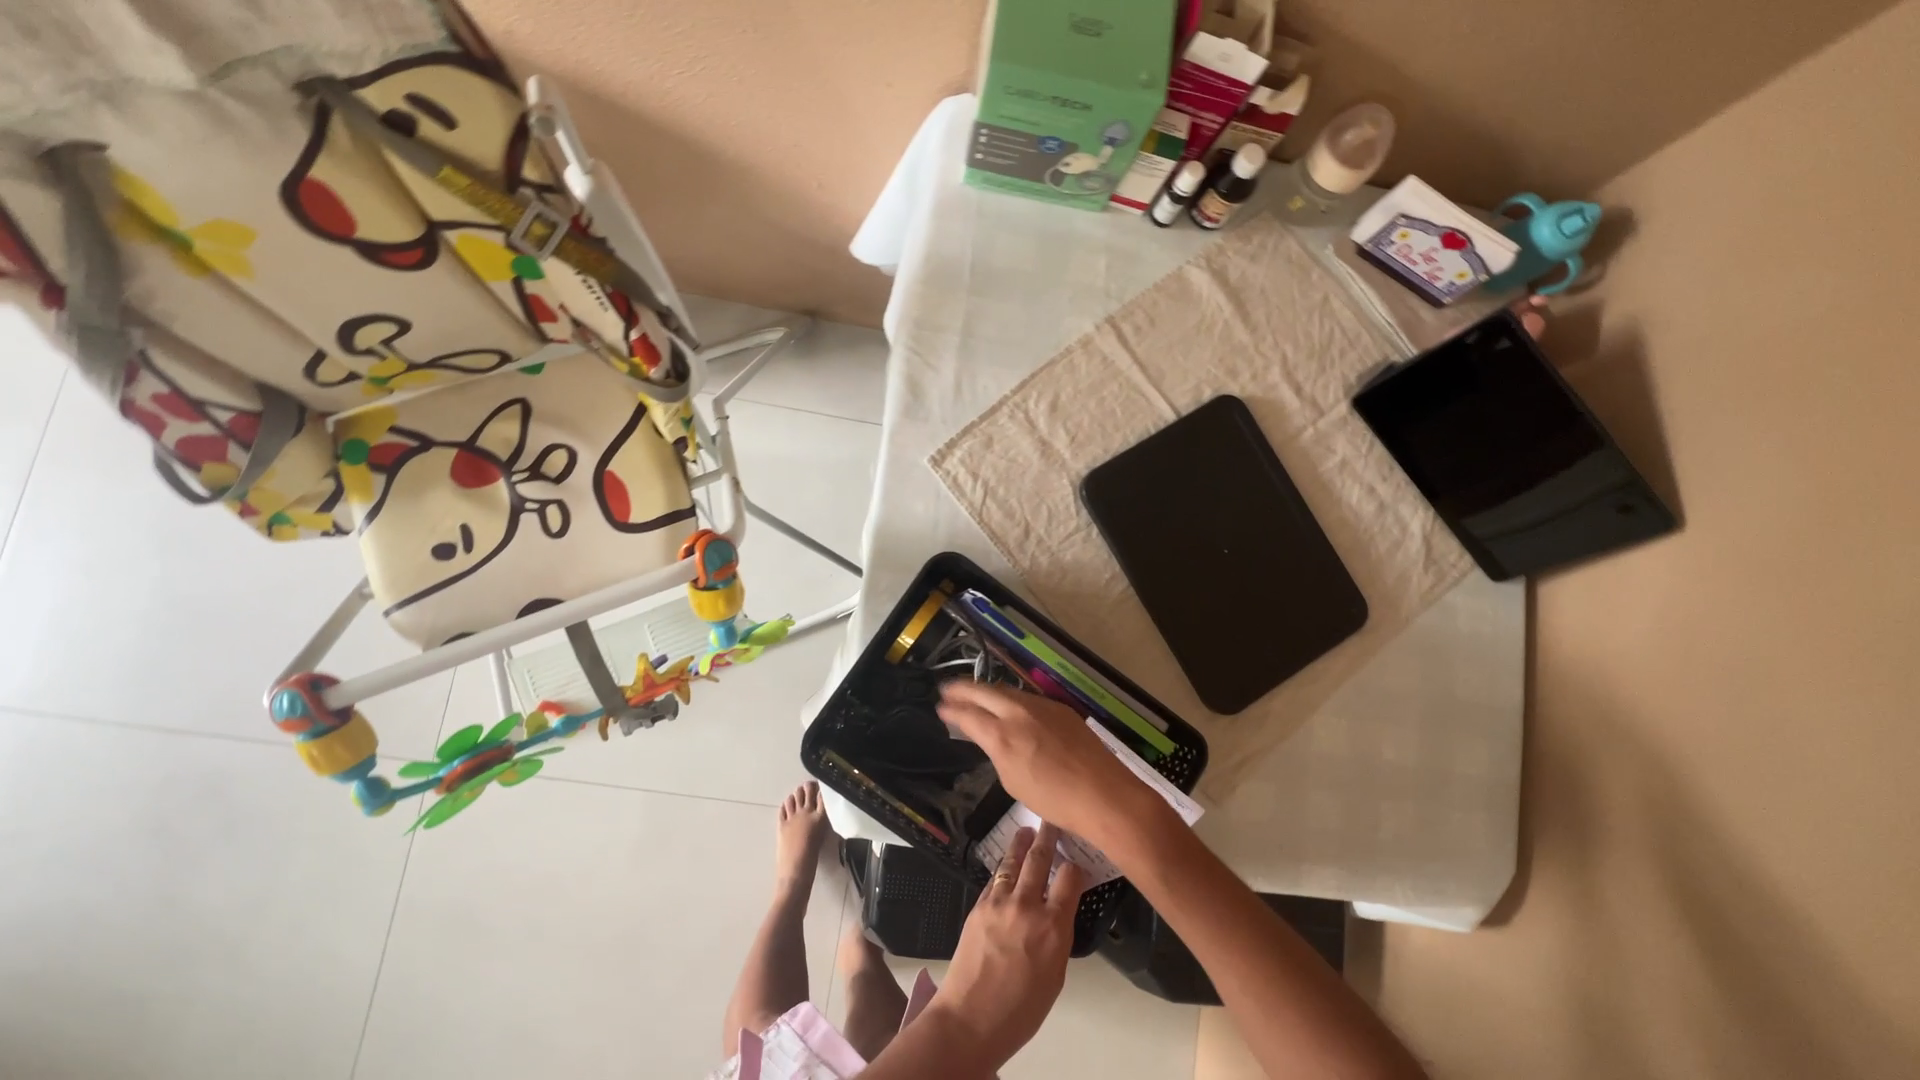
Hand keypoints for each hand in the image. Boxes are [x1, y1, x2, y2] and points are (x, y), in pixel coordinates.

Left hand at [930, 824, 1087, 1066]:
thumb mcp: (1055, 975)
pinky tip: (1006, 863)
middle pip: (1040, 859)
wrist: (971, 1017)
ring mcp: (999, 902)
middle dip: (1048, 837)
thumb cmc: (1022, 1009)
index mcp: (1054, 926)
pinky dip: (1003, 868)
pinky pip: (994, 879)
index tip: (1077, 862)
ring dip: (1021, 844)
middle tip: (1051, 821)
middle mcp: (1028, 906)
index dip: (1076, 867)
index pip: (1071, 878)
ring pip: (1013, 862)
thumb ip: (1057, 938)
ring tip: (1026, 830)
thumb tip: (1057, 917)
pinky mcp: (978, 906)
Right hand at [937, 682, 1150, 844]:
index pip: (967, 714)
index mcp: (1002, 734)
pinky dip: (1011, 700)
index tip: (940, 707)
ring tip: (976, 696)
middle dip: (962, 689)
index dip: (950, 710)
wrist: (1104, 794)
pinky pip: (1028, 699)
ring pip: (1007, 691)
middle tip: (947, 689)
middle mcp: (1019, 712)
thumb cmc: (1054, 799)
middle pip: (984, 691)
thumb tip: (990, 737)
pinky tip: (1010, 707)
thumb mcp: (1012, 780)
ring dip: (988, 692)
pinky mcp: (1061, 709)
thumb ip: (996, 751)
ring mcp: (1043, 707)